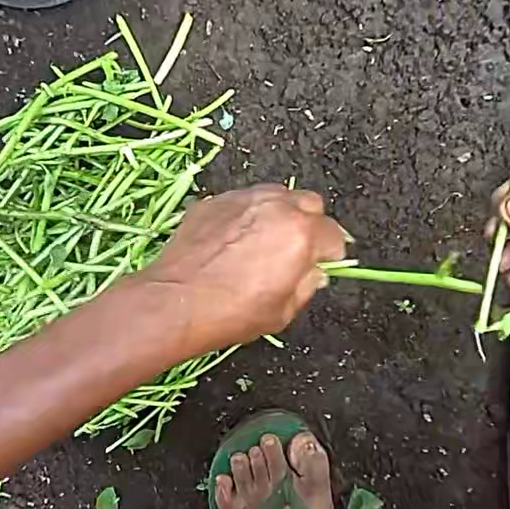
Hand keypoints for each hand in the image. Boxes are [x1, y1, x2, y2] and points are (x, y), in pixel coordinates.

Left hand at [133, 185, 346, 355]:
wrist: (175, 301)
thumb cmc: (231, 312)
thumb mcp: (283, 312)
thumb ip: (307, 286)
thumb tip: (314, 272)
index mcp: (302, 233)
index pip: (334, 235)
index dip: (329, 255)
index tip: (320, 265)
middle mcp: (275, 205)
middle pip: (308, 204)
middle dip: (308, 225)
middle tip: (294, 250)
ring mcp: (241, 198)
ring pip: (274, 196)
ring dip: (277, 214)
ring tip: (262, 242)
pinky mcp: (213, 201)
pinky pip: (240, 202)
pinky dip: (244, 216)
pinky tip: (232, 240)